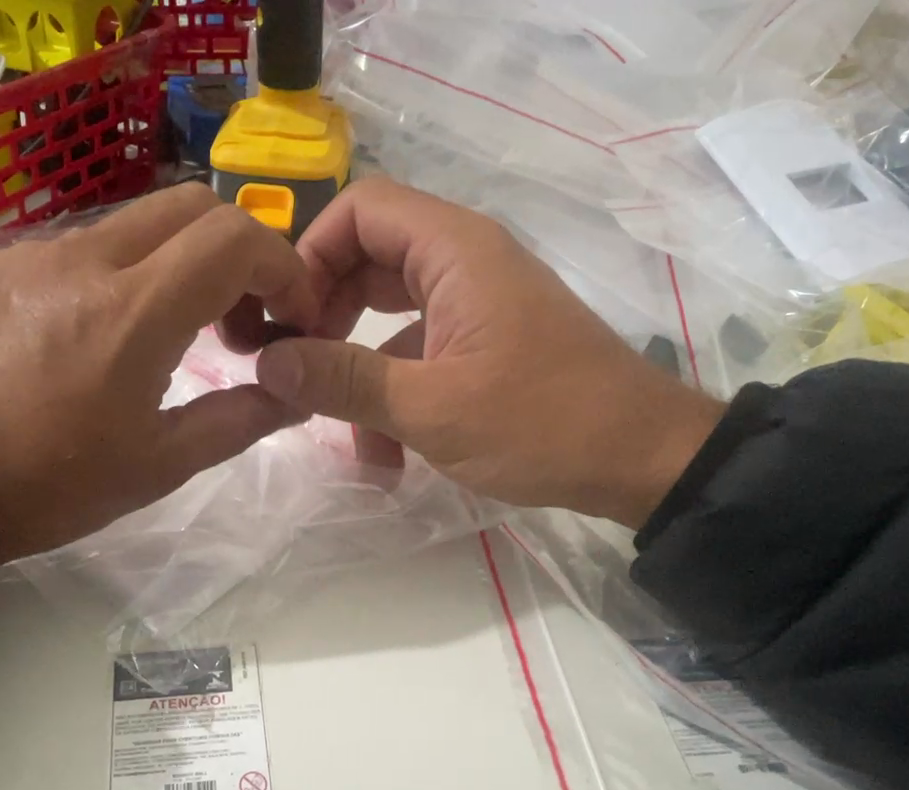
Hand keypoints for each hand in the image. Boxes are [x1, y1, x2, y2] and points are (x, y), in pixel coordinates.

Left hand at [0, 184, 318, 570]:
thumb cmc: (54, 487)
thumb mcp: (160, 466)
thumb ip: (240, 419)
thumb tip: (294, 391)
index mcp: (132, 314)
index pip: (234, 238)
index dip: (282, 265)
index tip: (288, 312)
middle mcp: (83, 261)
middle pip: (191, 204)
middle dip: (235, 252)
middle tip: (237, 319)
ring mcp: (31, 254)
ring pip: (134, 223)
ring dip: (175, 262)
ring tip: (170, 332)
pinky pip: (78, 247)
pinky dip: (116, 275)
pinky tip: (98, 333)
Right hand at [250, 177, 724, 529]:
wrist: (641, 459)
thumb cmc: (539, 422)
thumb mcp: (429, 408)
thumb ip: (343, 380)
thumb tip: (267, 364)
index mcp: (454, 251)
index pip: (359, 210)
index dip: (310, 256)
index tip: (286, 321)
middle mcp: (463, 262)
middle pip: (366, 259)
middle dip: (322, 315)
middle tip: (292, 368)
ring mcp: (476, 304)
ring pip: (387, 314)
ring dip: (353, 366)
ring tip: (331, 426)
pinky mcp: (485, 344)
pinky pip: (418, 350)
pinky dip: (391, 392)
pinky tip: (383, 455)